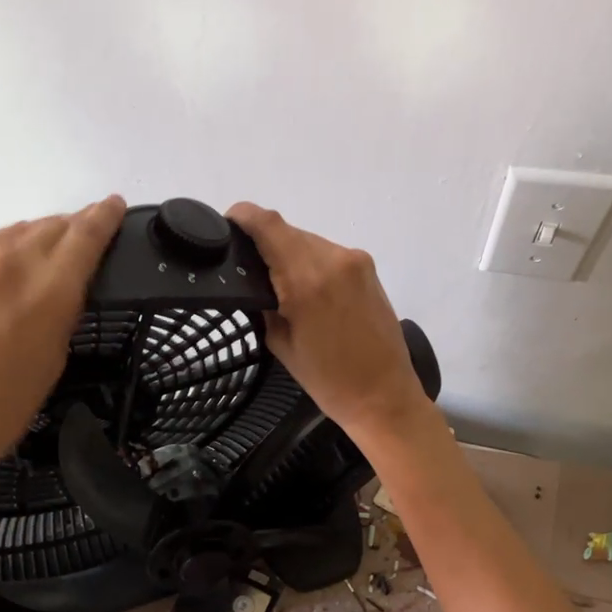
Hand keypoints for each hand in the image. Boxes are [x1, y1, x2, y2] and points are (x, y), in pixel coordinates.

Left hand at [0, 195, 125, 514]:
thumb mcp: (52, 362)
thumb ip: (61, 312)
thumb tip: (60, 287)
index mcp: (45, 288)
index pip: (85, 235)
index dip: (104, 217)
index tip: (113, 207)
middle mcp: (4, 260)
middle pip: (47, 228)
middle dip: (66, 233)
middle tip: (76, 246)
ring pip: (7, 236)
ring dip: (25, 247)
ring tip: (30, 271)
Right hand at [227, 202, 433, 437]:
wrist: (383, 395)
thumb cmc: (328, 381)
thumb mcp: (282, 344)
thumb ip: (265, 304)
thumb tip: (254, 281)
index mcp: (306, 281)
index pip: (268, 225)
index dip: (243, 216)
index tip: (227, 223)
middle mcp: (333, 260)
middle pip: (288, 231)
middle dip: (265, 243)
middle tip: (248, 268)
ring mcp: (355, 262)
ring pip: (309, 242)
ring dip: (290, 254)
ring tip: (279, 287)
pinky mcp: (368, 270)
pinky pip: (329, 254)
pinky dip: (312, 264)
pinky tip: (307, 293)